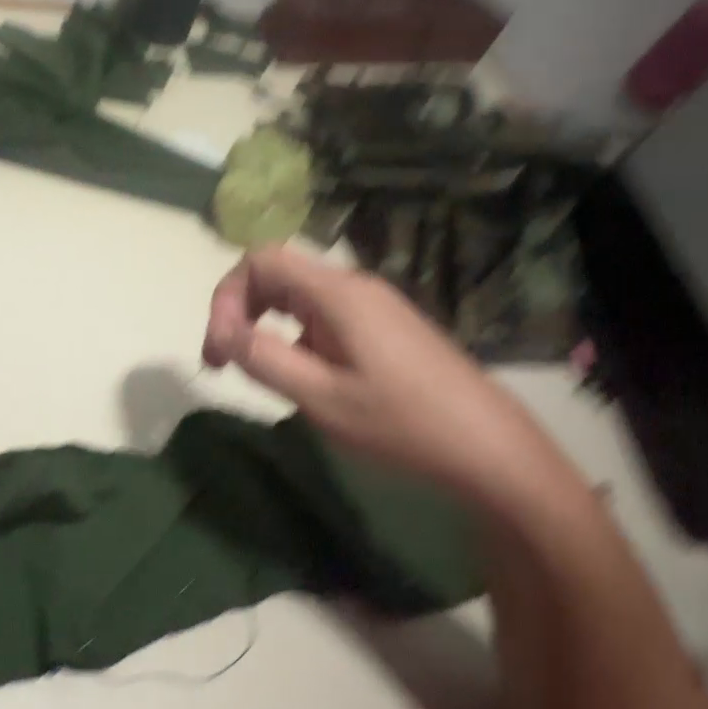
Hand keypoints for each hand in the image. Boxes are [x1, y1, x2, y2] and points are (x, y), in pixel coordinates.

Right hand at [203, 247, 577, 505]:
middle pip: (277, 274)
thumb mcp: (321, 399)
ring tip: (258, 375)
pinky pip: (324, 318)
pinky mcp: (385, 328)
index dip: (226, 297)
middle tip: (222, 362)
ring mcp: (373, 307)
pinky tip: (304, 381)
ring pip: (299, 298)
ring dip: (265, 326)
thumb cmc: (402, 423)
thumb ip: (264, 359)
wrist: (488, 447)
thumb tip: (222, 331)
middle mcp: (354, 288)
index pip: (260, 261)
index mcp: (337, 294)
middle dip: (239, 311)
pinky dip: (295, 338)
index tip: (218, 350)